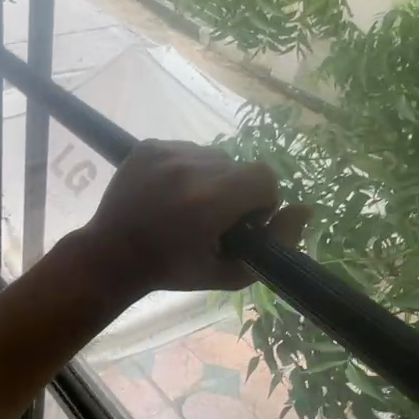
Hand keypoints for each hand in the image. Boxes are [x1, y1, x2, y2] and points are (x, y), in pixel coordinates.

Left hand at [67, 140, 311, 299]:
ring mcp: (167, 152)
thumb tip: (306, 210)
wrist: (112, 254)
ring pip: (211, 157)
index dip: (261, 200)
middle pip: (238, 167)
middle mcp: (191, 167)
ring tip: (186, 205)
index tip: (242, 221)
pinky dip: (185, 169)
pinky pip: (185, 150)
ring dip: (209, 178)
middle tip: (211, 218)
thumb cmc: (172, 270)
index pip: (264, 176)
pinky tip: (168, 194)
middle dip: (234, 191)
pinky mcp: (149, 146)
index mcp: (212, 198)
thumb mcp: (230, 272)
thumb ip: (276, 243)